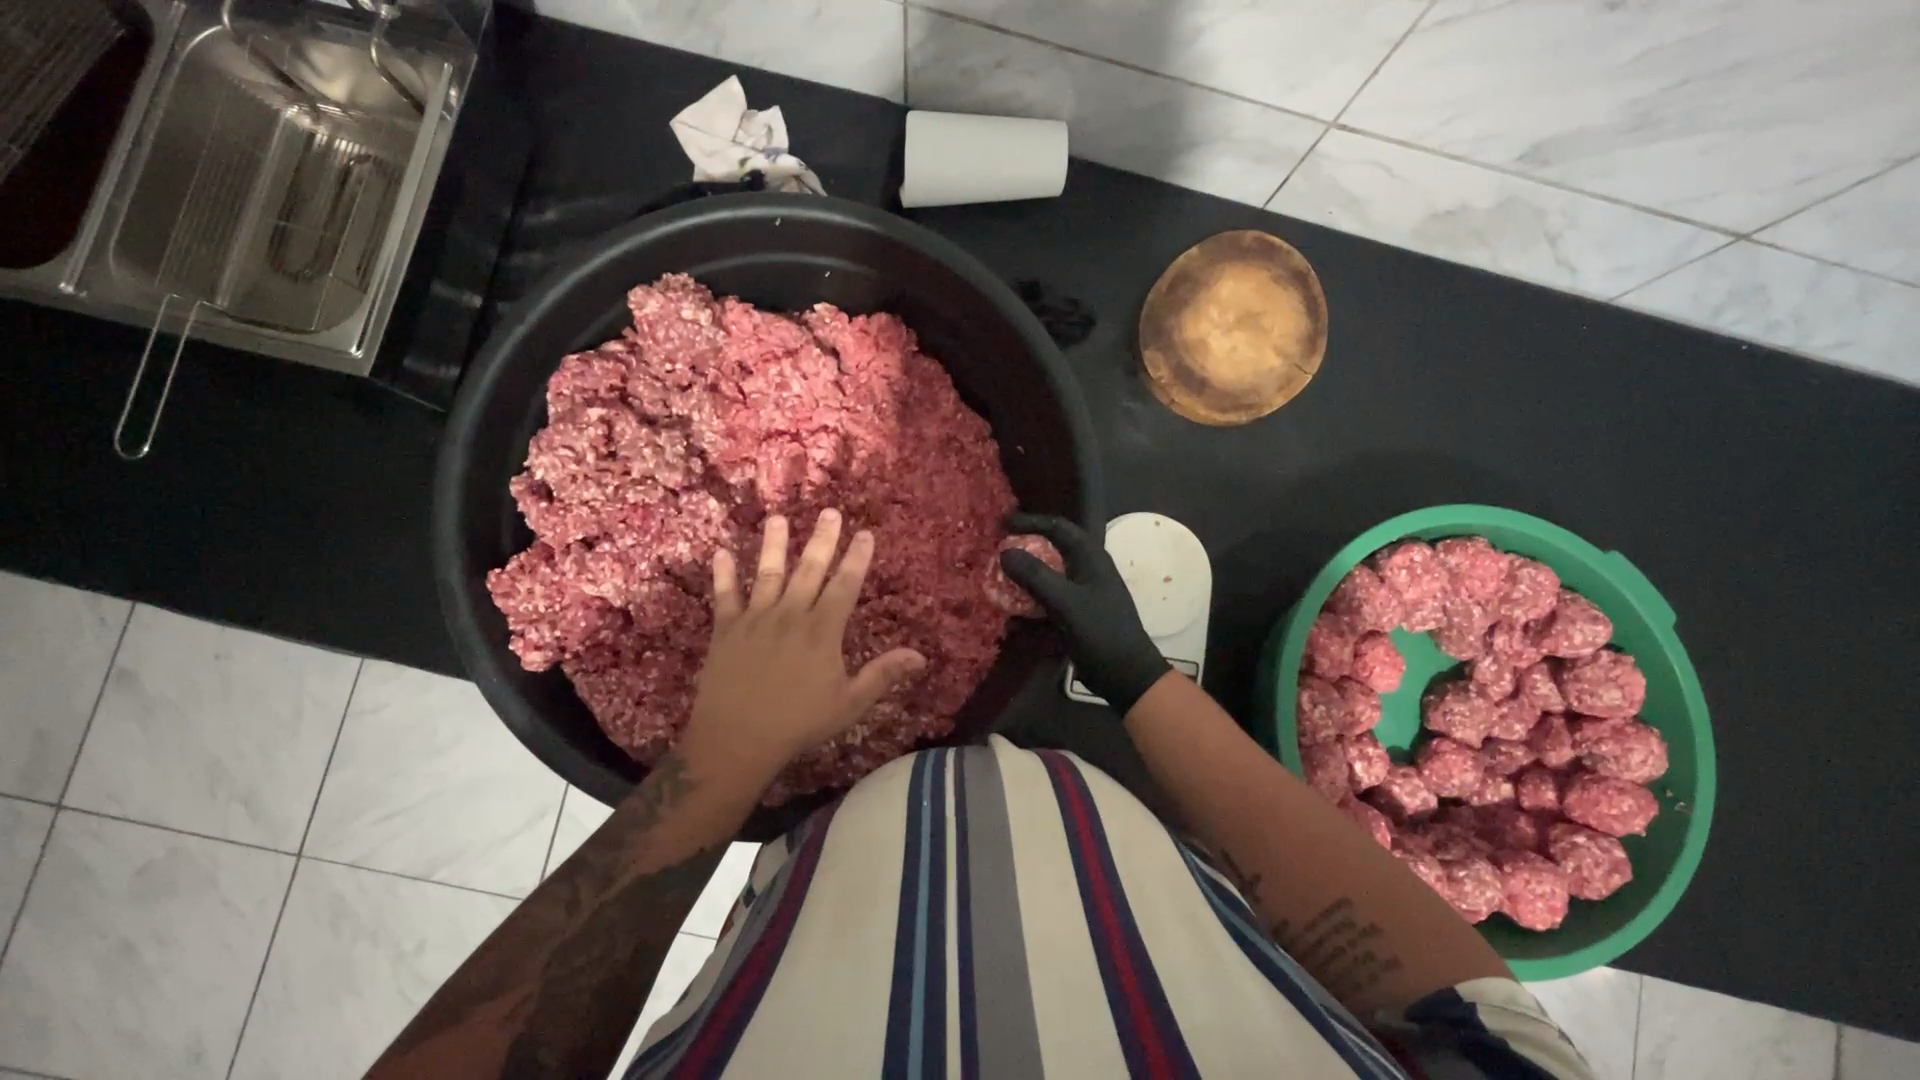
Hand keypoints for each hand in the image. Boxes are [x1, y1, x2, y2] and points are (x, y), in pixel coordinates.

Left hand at [685, 510, 926, 775]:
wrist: (737, 737)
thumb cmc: (798, 722)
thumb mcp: (849, 704)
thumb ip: (882, 675)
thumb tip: (920, 656)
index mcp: (822, 631)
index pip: (845, 585)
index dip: (856, 558)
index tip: (864, 533)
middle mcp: (790, 615)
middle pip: (809, 569)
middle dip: (822, 539)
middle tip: (829, 512)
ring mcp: (755, 619)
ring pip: (767, 573)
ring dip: (773, 544)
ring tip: (777, 518)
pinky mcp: (726, 630)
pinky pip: (725, 595)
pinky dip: (723, 574)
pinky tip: (722, 552)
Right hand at [998, 513, 1170, 714]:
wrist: (1125, 674)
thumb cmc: (1099, 632)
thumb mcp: (1064, 602)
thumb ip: (1035, 575)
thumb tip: (1005, 552)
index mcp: (1091, 558)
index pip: (1059, 527)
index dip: (1031, 522)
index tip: (1003, 524)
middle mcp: (1089, 570)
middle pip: (1054, 549)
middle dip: (1026, 548)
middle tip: (999, 551)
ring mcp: (1085, 592)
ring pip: (1051, 574)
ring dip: (1026, 576)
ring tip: (1001, 580)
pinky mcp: (1080, 614)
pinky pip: (1051, 599)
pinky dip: (1032, 600)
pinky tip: (1015, 612)